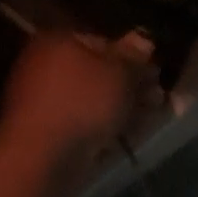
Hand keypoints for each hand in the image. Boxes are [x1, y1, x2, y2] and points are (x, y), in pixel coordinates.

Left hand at [0, 31, 146, 153]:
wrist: (40, 157)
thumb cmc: (82, 103)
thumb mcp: (120, 73)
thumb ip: (135, 55)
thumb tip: (143, 39)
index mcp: (59, 40)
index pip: (105, 42)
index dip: (134, 57)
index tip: (156, 75)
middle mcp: (44, 63)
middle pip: (98, 71)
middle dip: (130, 84)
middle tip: (156, 99)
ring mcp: (41, 98)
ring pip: (91, 97)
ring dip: (120, 106)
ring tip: (147, 119)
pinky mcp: (43, 128)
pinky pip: (80, 119)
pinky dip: (102, 124)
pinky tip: (124, 134)